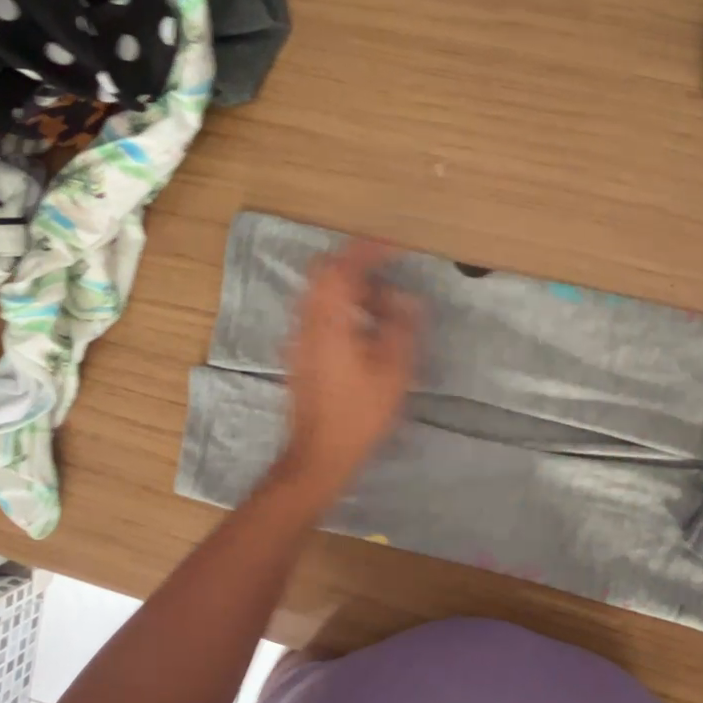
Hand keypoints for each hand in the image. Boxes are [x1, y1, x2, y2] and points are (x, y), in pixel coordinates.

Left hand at [278, 237, 421, 490]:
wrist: (318, 454)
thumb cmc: (359, 414)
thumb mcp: (393, 370)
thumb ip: (401, 326)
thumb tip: (406, 298)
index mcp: (330, 319)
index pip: (344, 265)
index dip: (370, 250)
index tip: (395, 248)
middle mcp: (307, 321)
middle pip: (324, 272)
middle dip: (355, 266)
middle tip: (386, 277)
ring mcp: (297, 338)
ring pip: (318, 293)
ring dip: (347, 289)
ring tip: (380, 306)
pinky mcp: (297, 354)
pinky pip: (315, 314)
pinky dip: (338, 308)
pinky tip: (361, 331)